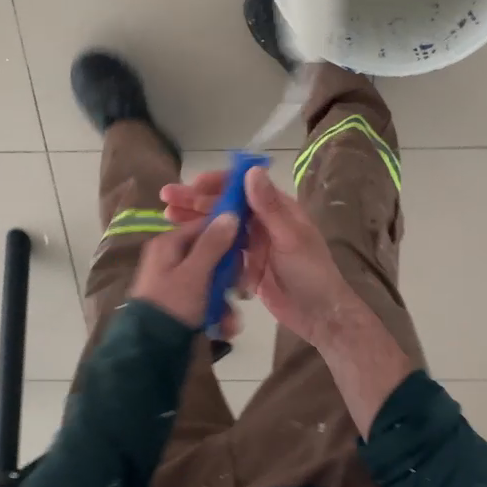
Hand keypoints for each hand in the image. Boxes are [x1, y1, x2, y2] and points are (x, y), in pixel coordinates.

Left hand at [128, 212, 242, 329]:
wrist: (150, 349)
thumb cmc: (172, 304)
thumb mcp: (195, 273)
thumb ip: (213, 245)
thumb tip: (231, 214)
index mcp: (168, 244)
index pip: (205, 226)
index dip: (229, 233)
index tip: (249, 247)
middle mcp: (171, 258)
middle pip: (212, 254)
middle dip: (229, 276)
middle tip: (239, 290)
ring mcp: (176, 281)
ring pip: (212, 279)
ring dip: (226, 300)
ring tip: (231, 321)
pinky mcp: (181, 301)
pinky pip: (206, 298)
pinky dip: (217, 311)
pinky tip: (224, 327)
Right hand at [161, 166, 358, 345]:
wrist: (319, 315)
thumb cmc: (311, 273)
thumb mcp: (290, 237)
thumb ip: (269, 207)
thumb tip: (251, 171)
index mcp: (278, 208)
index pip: (243, 186)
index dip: (216, 183)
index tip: (192, 186)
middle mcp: (263, 222)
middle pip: (226, 206)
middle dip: (196, 200)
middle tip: (167, 198)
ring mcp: (254, 245)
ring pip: (220, 227)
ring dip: (196, 221)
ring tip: (167, 217)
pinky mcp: (246, 266)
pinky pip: (221, 251)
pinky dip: (204, 246)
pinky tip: (183, 244)